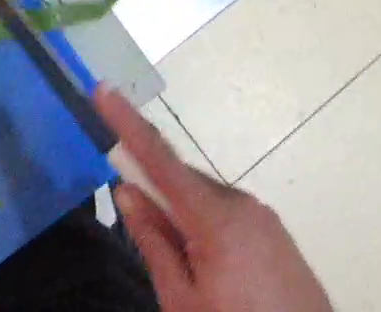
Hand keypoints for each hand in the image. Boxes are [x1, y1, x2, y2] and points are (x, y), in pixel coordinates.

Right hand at [97, 85, 331, 311]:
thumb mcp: (182, 301)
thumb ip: (153, 241)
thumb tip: (127, 192)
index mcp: (215, 217)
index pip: (159, 157)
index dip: (127, 122)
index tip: (102, 89)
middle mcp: (242, 204)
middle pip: (181, 180)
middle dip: (155, 192)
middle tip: (142, 231)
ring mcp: (264, 219)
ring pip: (203, 200)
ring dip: (182, 215)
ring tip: (185, 270)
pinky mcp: (277, 235)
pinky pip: (228, 215)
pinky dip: (206, 226)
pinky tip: (211, 268)